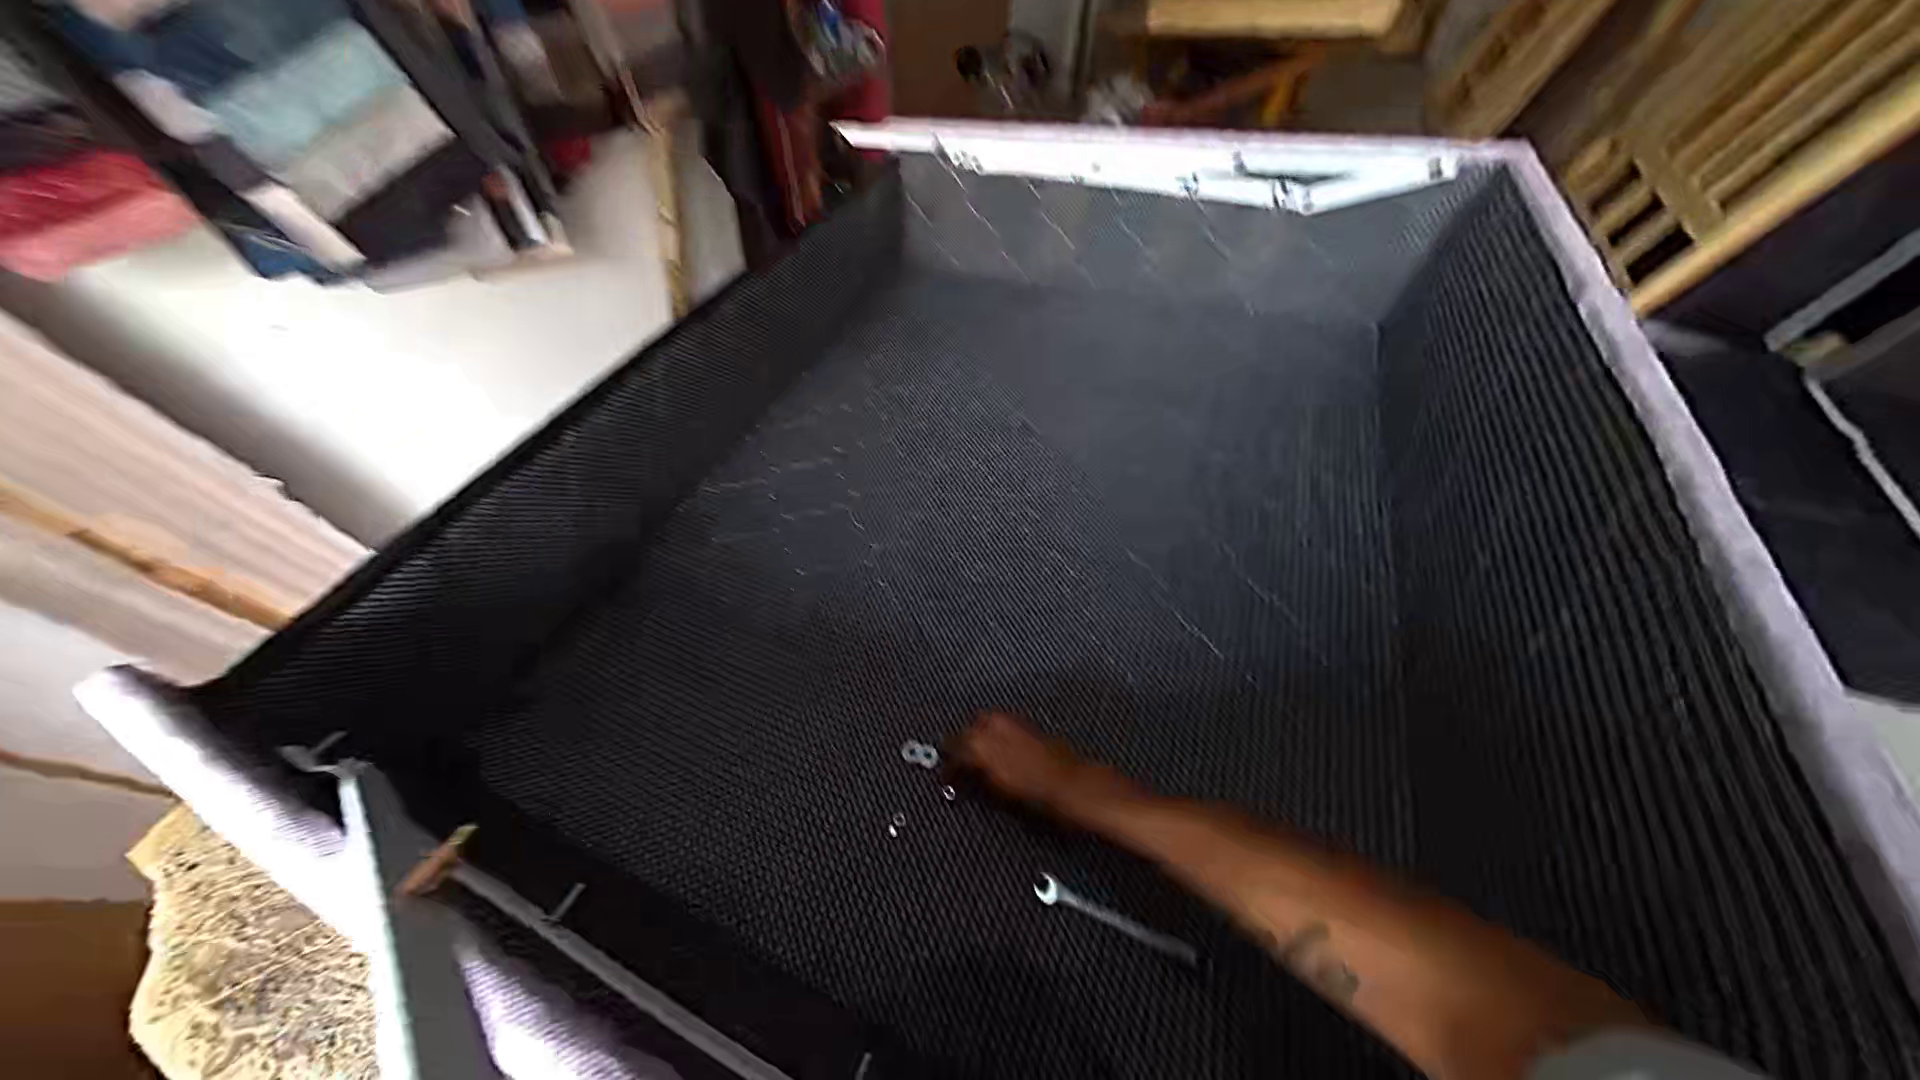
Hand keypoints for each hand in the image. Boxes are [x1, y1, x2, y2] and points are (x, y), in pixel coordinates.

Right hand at [949, 710, 1112, 808]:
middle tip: (958, 764)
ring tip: (977, 753)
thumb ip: (977, 782)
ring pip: (982, 721)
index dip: (948, 765)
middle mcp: (993, 728)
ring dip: (976, 734)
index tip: (945, 777)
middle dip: (960, 745)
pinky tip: (997, 746)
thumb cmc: (1036, 798)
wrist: (1073, 785)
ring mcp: (1011, 722)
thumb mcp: (1000, 795)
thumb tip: (961, 778)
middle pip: (966, 731)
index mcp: (982, 747)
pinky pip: (999, 722)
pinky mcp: (1025, 722)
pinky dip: (993, 731)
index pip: (954, 750)